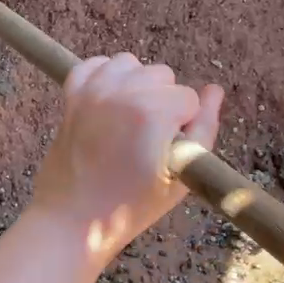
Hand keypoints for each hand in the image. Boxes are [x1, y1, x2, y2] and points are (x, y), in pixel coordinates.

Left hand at [32, 55, 223, 257]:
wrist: (71, 218)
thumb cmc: (129, 206)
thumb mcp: (181, 175)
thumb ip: (204, 129)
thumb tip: (214, 91)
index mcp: (152, 111)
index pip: (189, 98)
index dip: (184, 125)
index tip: (165, 150)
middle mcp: (121, 92)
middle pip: (162, 75)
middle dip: (162, 102)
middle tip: (146, 139)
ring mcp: (91, 92)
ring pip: (129, 64)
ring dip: (135, 84)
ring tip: (129, 119)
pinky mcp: (70, 98)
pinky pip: (92, 66)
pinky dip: (103, 76)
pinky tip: (109, 101)